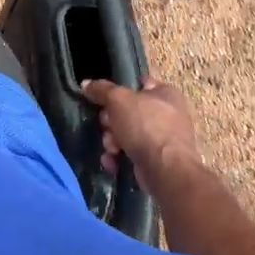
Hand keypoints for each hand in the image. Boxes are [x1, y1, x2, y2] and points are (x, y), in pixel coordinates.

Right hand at [81, 77, 203, 195]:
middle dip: (110, 121)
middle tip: (107, 125)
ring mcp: (163, 139)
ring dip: (112, 140)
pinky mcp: (157, 160)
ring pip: (126, 133)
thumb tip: (86, 84)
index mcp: (166, 94)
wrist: (166, 171)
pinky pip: (131, 152)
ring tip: (111, 148)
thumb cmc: (145, 126)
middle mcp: (168, 115)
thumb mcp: (118, 99)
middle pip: (127, 110)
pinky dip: (119, 156)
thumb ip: (101, 89)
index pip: (138, 83)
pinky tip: (113, 161)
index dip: (119, 87)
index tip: (103, 96)